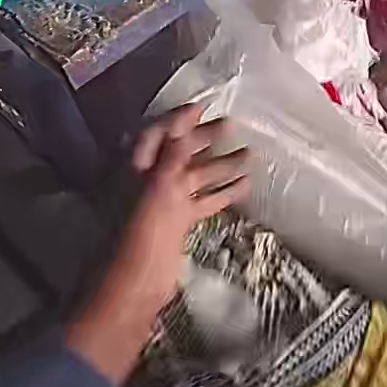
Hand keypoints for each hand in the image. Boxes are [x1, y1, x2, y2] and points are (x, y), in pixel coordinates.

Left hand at [127, 103, 250, 243]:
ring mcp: (166, 201)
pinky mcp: (179, 221)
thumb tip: (185, 124)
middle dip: (205, 137)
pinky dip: (223, 191)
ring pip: (197, 175)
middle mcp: (151, 178)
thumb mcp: (159, 184)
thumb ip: (173, 154)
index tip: (204, 107)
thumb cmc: (143, 227)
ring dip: (221, 164)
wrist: (137, 279)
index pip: (159, 132)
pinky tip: (245, 184)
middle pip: (180, 150)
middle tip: (233, 126)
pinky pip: (205, 200)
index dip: (179, 119)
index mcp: (139, 166)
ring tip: (249, 153)